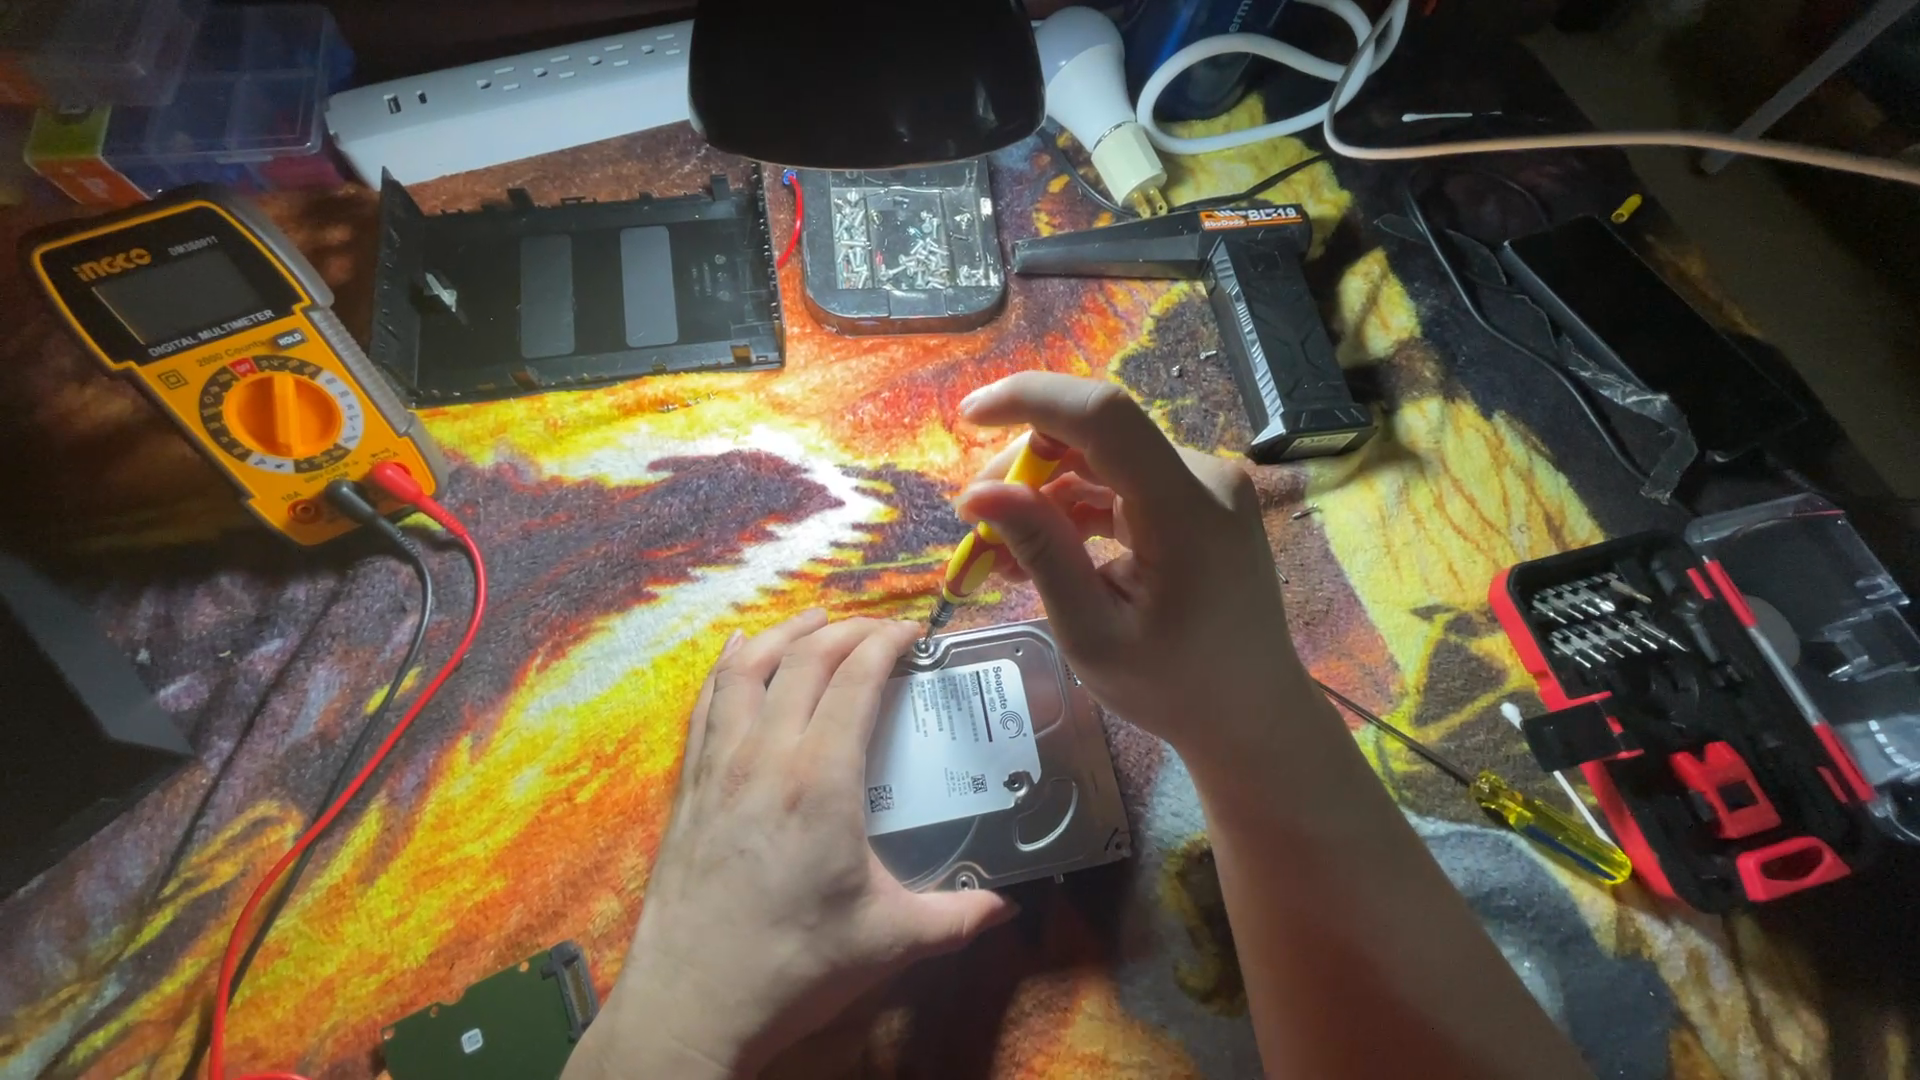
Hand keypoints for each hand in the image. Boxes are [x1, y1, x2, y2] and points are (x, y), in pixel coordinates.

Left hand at [566, 612, 1017, 1079]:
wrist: (690, 1005)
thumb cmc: (794, 966)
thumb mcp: (889, 940)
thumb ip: (957, 917)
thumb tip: (1010, 906)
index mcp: (821, 778)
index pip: (857, 677)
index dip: (888, 641)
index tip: (915, 634)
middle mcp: (766, 753)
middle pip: (807, 658)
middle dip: (849, 629)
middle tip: (882, 631)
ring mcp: (719, 763)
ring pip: (748, 666)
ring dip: (787, 633)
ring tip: (817, 620)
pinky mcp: (689, 781)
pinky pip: (708, 701)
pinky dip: (731, 664)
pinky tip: (743, 653)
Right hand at [955, 373, 1308, 764]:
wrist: (1251, 714)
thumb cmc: (1174, 688)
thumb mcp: (1092, 632)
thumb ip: (1040, 552)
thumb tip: (976, 496)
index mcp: (1185, 509)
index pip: (1103, 415)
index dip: (1030, 399)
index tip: (969, 416)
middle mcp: (1203, 478)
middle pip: (1095, 436)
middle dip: (1024, 470)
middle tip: (976, 523)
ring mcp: (1203, 488)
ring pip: (1101, 460)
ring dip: (1043, 496)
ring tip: (999, 553)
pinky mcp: (1194, 504)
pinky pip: (1120, 486)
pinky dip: (1074, 511)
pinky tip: (1040, 551)